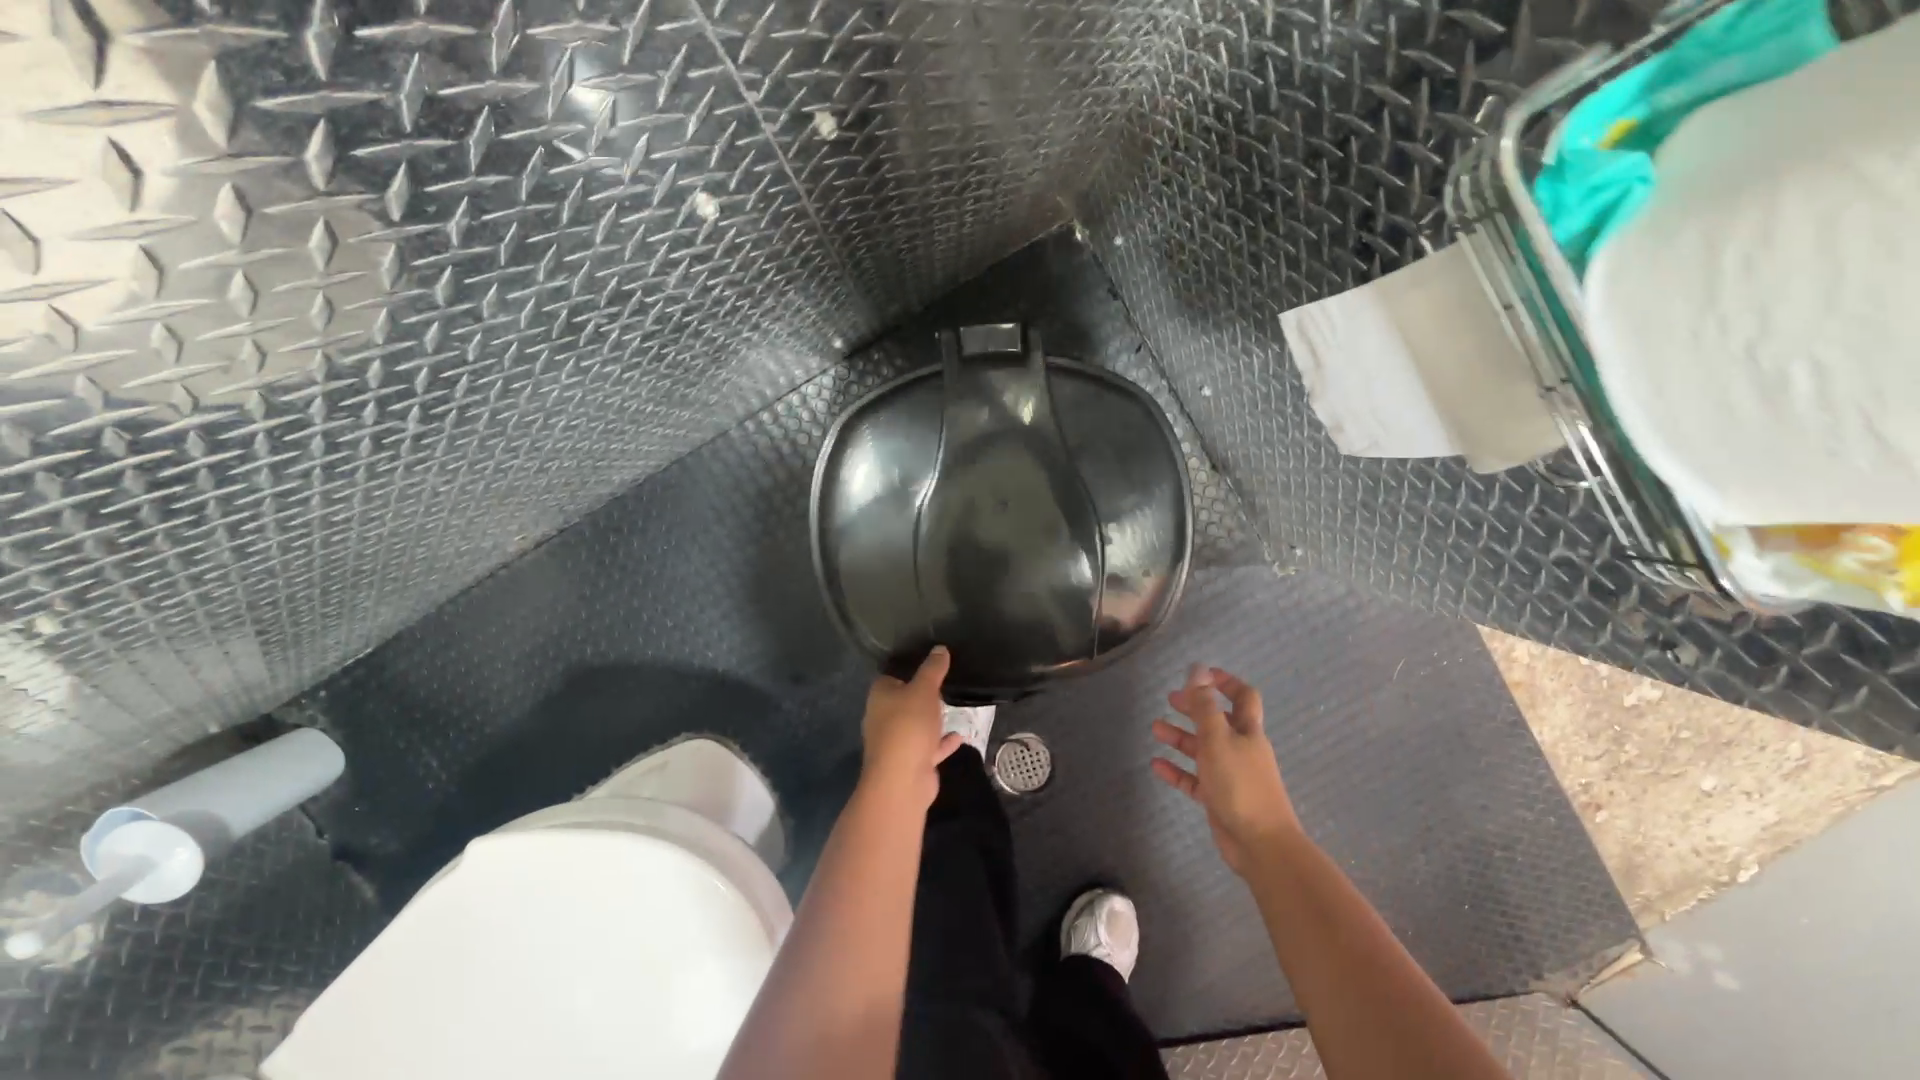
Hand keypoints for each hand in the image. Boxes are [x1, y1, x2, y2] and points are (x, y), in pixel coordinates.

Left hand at [860, 646, 962, 809]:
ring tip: (953, 707)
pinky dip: (942, 742)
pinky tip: (959, 736)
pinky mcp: (910, 761)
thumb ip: (933, 669)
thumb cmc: (908, 725)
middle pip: (903, 701)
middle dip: (921, 695)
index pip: (891, 676)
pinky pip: (929, 747)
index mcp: (880, 697)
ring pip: (916, 725)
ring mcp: (896, 742)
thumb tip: (939, 648)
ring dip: (931, 720)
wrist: (902, 778)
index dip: (908, 668)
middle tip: (945, 683)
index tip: (929, 662)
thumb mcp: (924, 690)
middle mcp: (883, 718)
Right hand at [1151, 664, 1300, 876]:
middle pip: (1218, 721)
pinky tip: (1156, 765)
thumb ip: (1205, 706)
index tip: (1201, 674)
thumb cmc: (1240, 784)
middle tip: (1171, 699)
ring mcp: (1229, 775)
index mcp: (1248, 731)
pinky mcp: (1218, 799)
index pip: (1243, 697)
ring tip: (1156, 728)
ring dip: (1181, 737)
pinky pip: (1194, 780)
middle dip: (1196, 708)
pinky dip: (1176, 770)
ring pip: (1203, 750)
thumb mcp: (1218, 739)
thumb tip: (1199, 671)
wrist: (1260, 842)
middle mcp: (1240, 749)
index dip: (1225, 682)